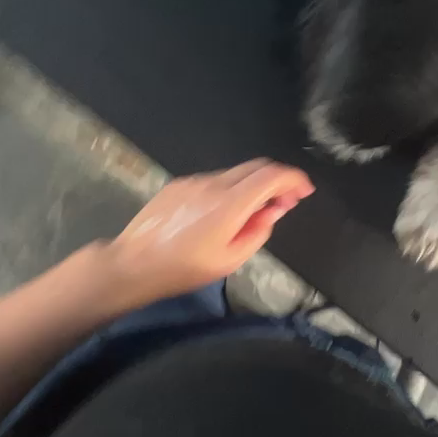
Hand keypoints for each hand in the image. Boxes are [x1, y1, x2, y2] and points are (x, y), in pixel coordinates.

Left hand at [92, 159, 313, 307]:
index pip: (271, 175)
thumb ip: (258, 231)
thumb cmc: (184, 269)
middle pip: (256, 167)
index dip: (294, 178)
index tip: (304, 190)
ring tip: (254, 213)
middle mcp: (213, 184)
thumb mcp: (230, 260)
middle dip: (278, 180)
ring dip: (252, 186)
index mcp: (229, 204)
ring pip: (235, 174)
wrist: (133, 265)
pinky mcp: (179, 184)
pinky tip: (223, 213)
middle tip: (286, 201)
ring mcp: (193, 181)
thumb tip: (272, 211)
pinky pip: (214, 180)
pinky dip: (230, 189)